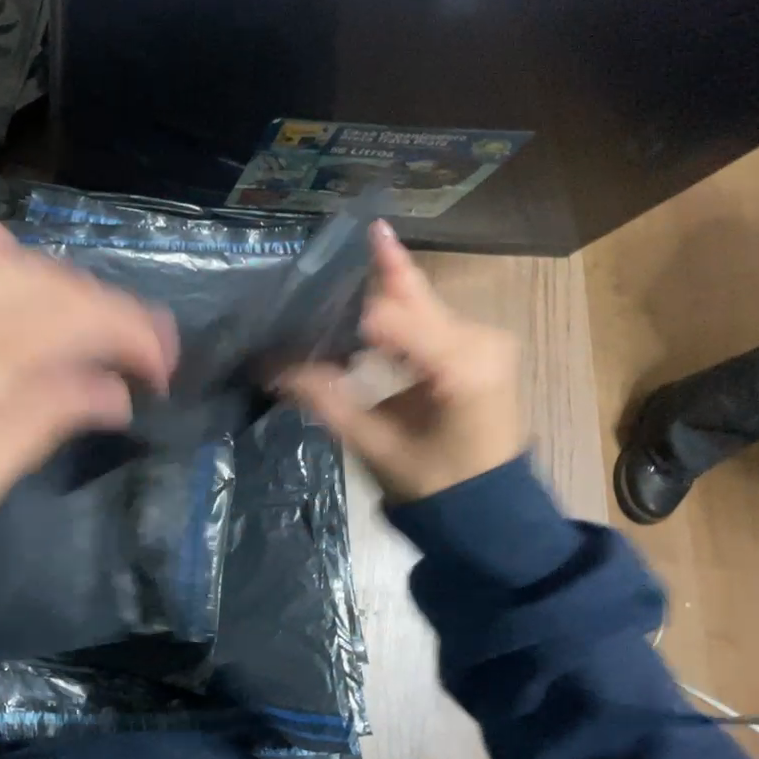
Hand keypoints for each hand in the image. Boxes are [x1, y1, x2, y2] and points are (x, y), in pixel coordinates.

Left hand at [0, 217, 176, 590]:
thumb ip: (53, 413)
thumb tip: (120, 387)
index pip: (69, 321)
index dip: (130, 329)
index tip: (161, 358)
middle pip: (39, 282)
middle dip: (101, 305)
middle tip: (132, 342)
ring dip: (47, 277)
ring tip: (73, 315)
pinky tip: (1, 263)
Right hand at [279, 221, 523, 503]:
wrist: (488, 505)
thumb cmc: (431, 481)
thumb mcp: (372, 444)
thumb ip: (324, 399)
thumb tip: (270, 366)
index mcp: (460, 365)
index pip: (388, 318)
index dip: (340, 313)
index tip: (297, 307)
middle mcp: (479, 338)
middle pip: (407, 295)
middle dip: (359, 281)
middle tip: (316, 254)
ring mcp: (483, 337)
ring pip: (415, 299)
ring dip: (370, 294)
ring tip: (327, 277)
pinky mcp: (477, 343)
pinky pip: (424, 313)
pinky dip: (389, 311)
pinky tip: (357, 307)